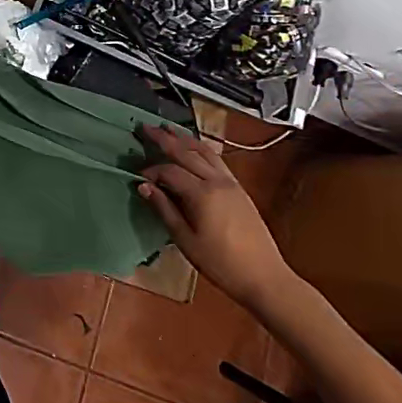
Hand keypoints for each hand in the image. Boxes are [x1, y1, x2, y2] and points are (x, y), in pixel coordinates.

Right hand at [137, 123, 293, 308]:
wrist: (263, 275)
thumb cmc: (220, 263)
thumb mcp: (186, 240)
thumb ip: (165, 209)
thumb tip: (144, 186)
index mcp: (202, 194)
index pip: (170, 171)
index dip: (152, 171)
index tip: (138, 176)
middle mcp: (217, 181)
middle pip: (187, 152)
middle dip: (165, 139)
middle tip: (146, 127)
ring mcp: (230, 182)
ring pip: (205, 151)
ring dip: (185, 138)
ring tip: (169, 128)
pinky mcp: (239, 188)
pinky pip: (217, 160)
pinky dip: (202, 149)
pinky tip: (195, 148)